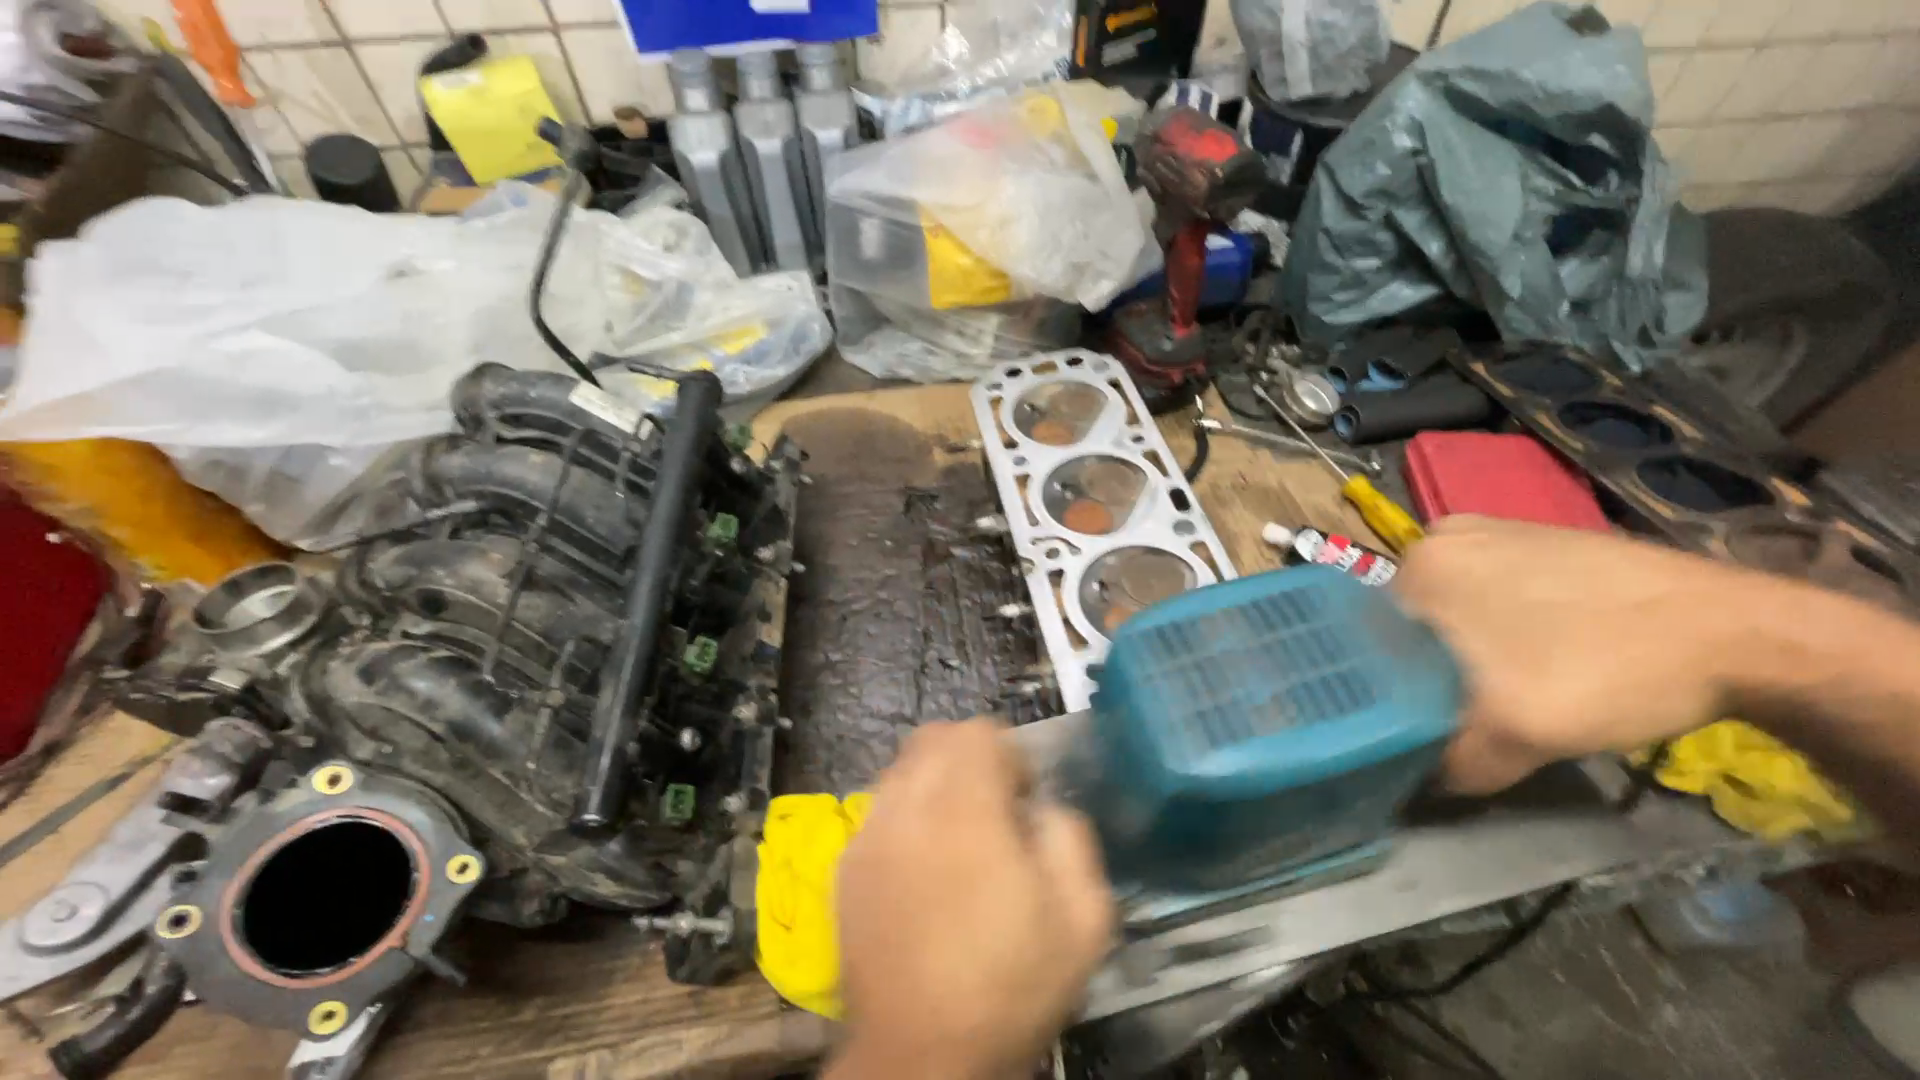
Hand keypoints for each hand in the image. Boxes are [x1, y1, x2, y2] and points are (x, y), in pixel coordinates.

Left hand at [828, 719, 1114, 1079]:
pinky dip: (907, 816)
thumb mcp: (1082, 920)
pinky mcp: (846, 868)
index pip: (977, 732)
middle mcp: (908, 808)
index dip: (1010, 756)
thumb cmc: (1009, 988)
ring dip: (935, 784)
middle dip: (970, 757)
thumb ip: (1070, 837)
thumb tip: (1042, 808)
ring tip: (958, 839)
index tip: (1024, 801)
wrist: (920, 1057)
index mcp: (966, 811)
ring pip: (901, 769)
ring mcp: (869, 836)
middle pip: (933, 737)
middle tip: (994, 809)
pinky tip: (924, 868)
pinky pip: (879, 811)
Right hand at [1392, 516, 1773, 792]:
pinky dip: (1500, 627)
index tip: (1418, 721)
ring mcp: (1493, 531)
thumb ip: (1450, 763)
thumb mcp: (1516, 734)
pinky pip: (1489, 592)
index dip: (1388, 687)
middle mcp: (1441, 536)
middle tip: (1464, 712)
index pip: (1369, 637)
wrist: (1738, 633)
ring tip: (1504, 688)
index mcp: (1418, 564)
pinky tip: (1539, 654)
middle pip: (1410, 622)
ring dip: (1466, 650)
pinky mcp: (1536, 537)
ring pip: (1450, 610)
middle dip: (1428, 669)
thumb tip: (1415, 781)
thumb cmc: (1610, 668)